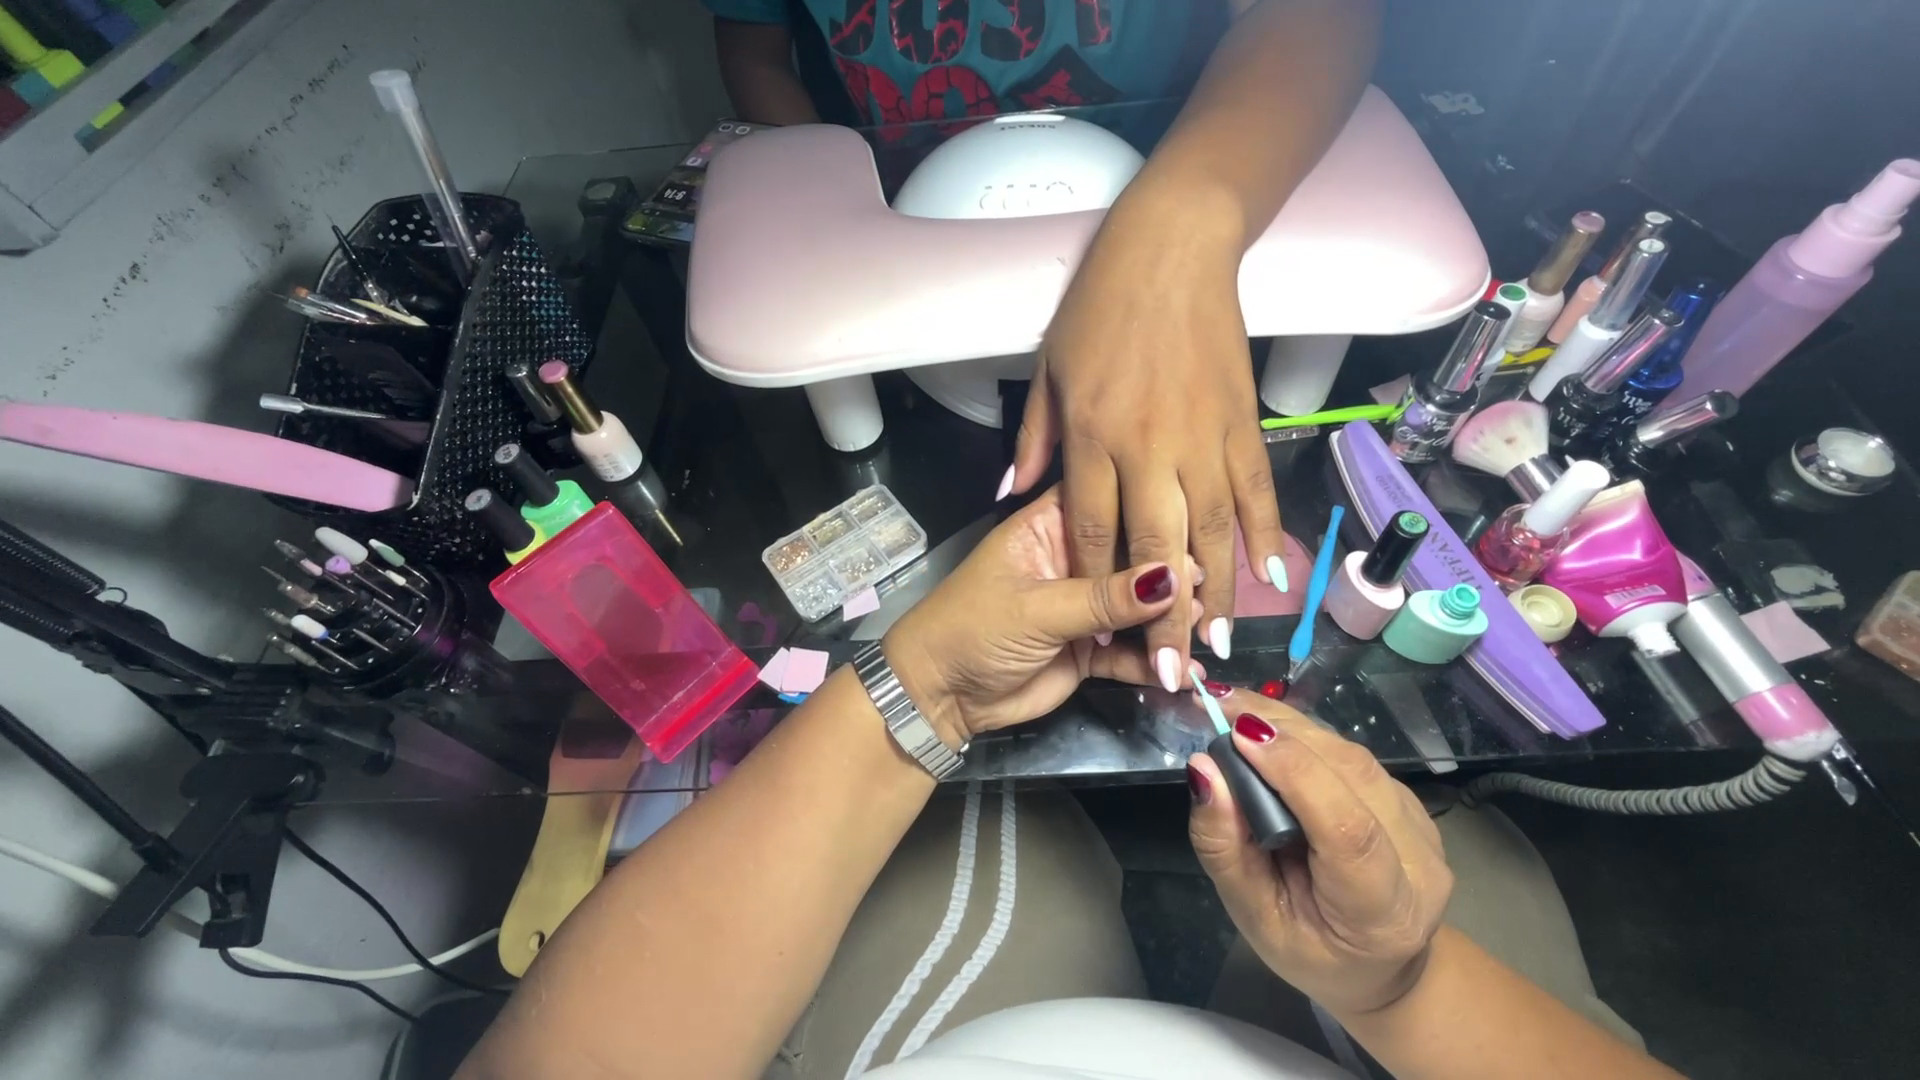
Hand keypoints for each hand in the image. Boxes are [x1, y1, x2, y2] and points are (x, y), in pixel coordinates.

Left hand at [883, 487, 1203, 745]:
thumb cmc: (973, 629)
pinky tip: (1185, 667)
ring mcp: (1084, 607)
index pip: (1108, 505)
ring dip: (1168, 618)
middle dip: (1169, 573)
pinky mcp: (1089, 649)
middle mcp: (1074, 560)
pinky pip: (1129, 651)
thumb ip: (1102, 598)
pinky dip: (1153, 660)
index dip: (1149, 513)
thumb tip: (1171, 578)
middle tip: (1206, 586)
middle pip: (1133, 558)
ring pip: (1137, 607)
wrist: (940, 696)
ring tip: (1203, 624)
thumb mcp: (1036, 608)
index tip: (1191, 527)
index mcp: (1050, 527)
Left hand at [1007, 192, 1285, 690]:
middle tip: (1177, 669)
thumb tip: (1007, 492)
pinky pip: (1254, 490)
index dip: (1097, 584)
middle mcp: (1146, 449)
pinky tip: (1271, 576)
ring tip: (1221, 642)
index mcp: (1091, 438)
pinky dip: (1265, 534)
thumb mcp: (1048, 371)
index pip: (1090, 528)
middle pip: (1155, 546)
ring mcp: (1201, 437)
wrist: (1172, 247)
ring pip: (1212, 530)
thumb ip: (1032, 441)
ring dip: (1219, 592)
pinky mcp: (1242, 423)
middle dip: (1166, 614)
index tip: (1103, 628)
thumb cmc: (1098, 308)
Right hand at [1187, 690, 1451, 1017]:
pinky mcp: (1410, 801)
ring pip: (1353, 755)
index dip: (1294, 772)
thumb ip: (1224, 846)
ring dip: (1290, 725)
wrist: (1380, 964)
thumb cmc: (1308, 948)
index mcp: (1380, 910)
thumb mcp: (1250, 914)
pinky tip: (1268, 729)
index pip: (1348, 828)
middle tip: (1219, 703)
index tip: (1237, 733)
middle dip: (1283, 732)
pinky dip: (1306, 735)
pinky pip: (1353, 756)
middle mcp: (1418, 862)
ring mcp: (1422, 826)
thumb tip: (1203, 769)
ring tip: (1234, 707)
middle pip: (1353, 775)